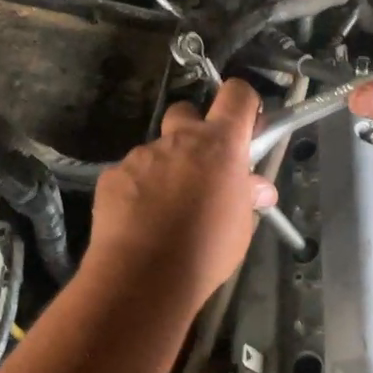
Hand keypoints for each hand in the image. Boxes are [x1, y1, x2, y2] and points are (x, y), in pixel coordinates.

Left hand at [84, 80, 277, 307]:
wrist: (143, 277)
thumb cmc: (206, 251)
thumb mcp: (241, 227)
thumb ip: (247, 197)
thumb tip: (259, 188)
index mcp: (219, 145)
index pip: (237, 95)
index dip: (244, 103)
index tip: (247, 125)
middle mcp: (179, 140)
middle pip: (187, 111)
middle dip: (194, 131)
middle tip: (201, 167)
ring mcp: (141, 155)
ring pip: (157, 149)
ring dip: (165, 168)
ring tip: (166, 208)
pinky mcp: (112, 176)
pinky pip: (130, 174)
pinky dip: (138, 190)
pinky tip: (140, 221)